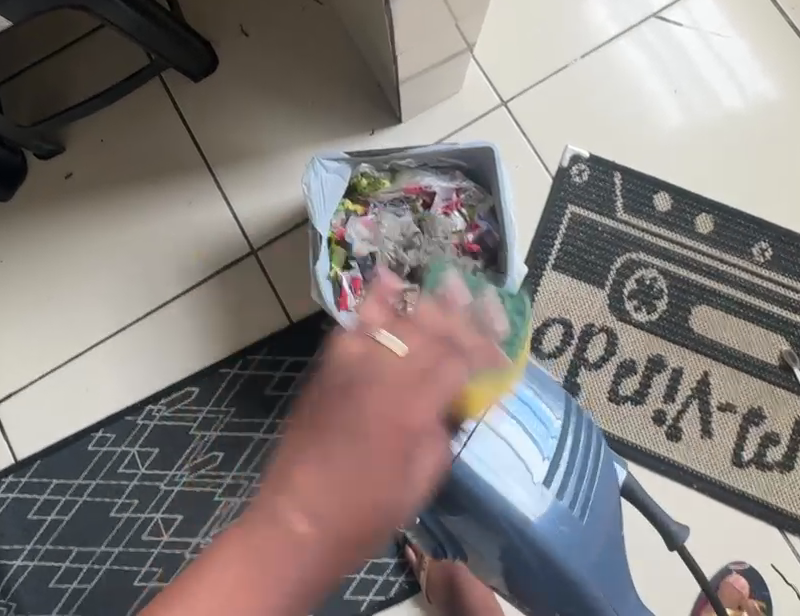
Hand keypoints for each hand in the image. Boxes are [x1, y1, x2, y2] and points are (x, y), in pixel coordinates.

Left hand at [244, 273, 509, 581]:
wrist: (298, 519)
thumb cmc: (366, 513)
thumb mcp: (422, 481)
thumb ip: (441, 432)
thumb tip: (451, 403)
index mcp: (413, 406)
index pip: (458, 360)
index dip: (484, 352)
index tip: (501, 351)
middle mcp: (384, 373)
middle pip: (431, 330)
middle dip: (462, 317)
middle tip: (486, 307)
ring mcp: (352, 363)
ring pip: (395, 318)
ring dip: (425, 300)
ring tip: (448, 282)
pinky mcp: (329, 365)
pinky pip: (356, 324)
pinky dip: (374, 301)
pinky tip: (388, 281)